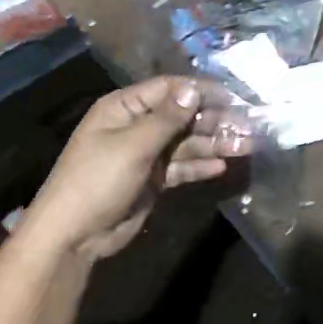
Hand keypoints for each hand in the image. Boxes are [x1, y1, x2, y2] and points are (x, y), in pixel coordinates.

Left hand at [24, 76, 250, 259]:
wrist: (74, 233)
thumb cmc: (98, 180)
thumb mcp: (133, 145)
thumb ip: (167, 118)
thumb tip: (194, 89)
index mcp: (124, 108)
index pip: (168, 89)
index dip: (201, 92)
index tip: (234, 98)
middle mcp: (136, 126)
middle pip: (182, 116)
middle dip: (214, 121)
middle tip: (248, 127)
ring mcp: (145, 154)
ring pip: (185, 143)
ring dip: (213, 144)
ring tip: (245, 147)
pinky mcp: (153, 179)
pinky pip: (181, 166)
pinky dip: (199, 166)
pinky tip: (222, 167)